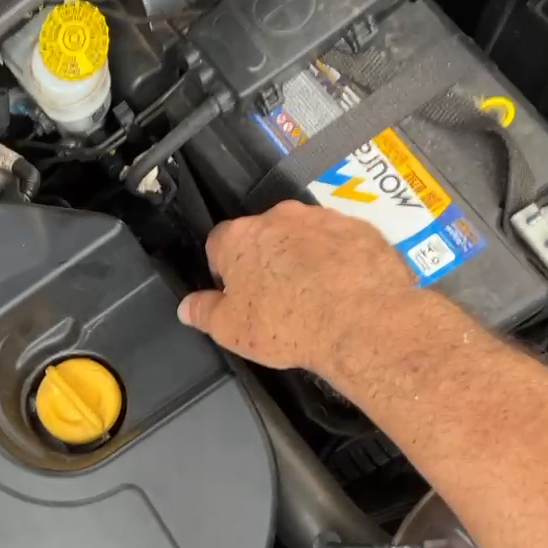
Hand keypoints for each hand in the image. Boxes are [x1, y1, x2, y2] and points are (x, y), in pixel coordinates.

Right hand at [177, 201, 431, 372]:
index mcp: (239, 238)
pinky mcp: (360, 228)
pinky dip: (336, 261)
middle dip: (263, 262)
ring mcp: (322, 218)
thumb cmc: (286, 324)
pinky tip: (339, 292)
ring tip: (309, 298)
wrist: (360, 321)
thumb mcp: (229, 330)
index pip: (217, 244)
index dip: (222, 271)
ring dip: (300, 259)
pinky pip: (339, 242)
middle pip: (261, 236)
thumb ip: (203, 313)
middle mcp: (279, 217)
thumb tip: (186, 307)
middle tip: (271, 299)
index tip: (234, 294)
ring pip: (302, 237)